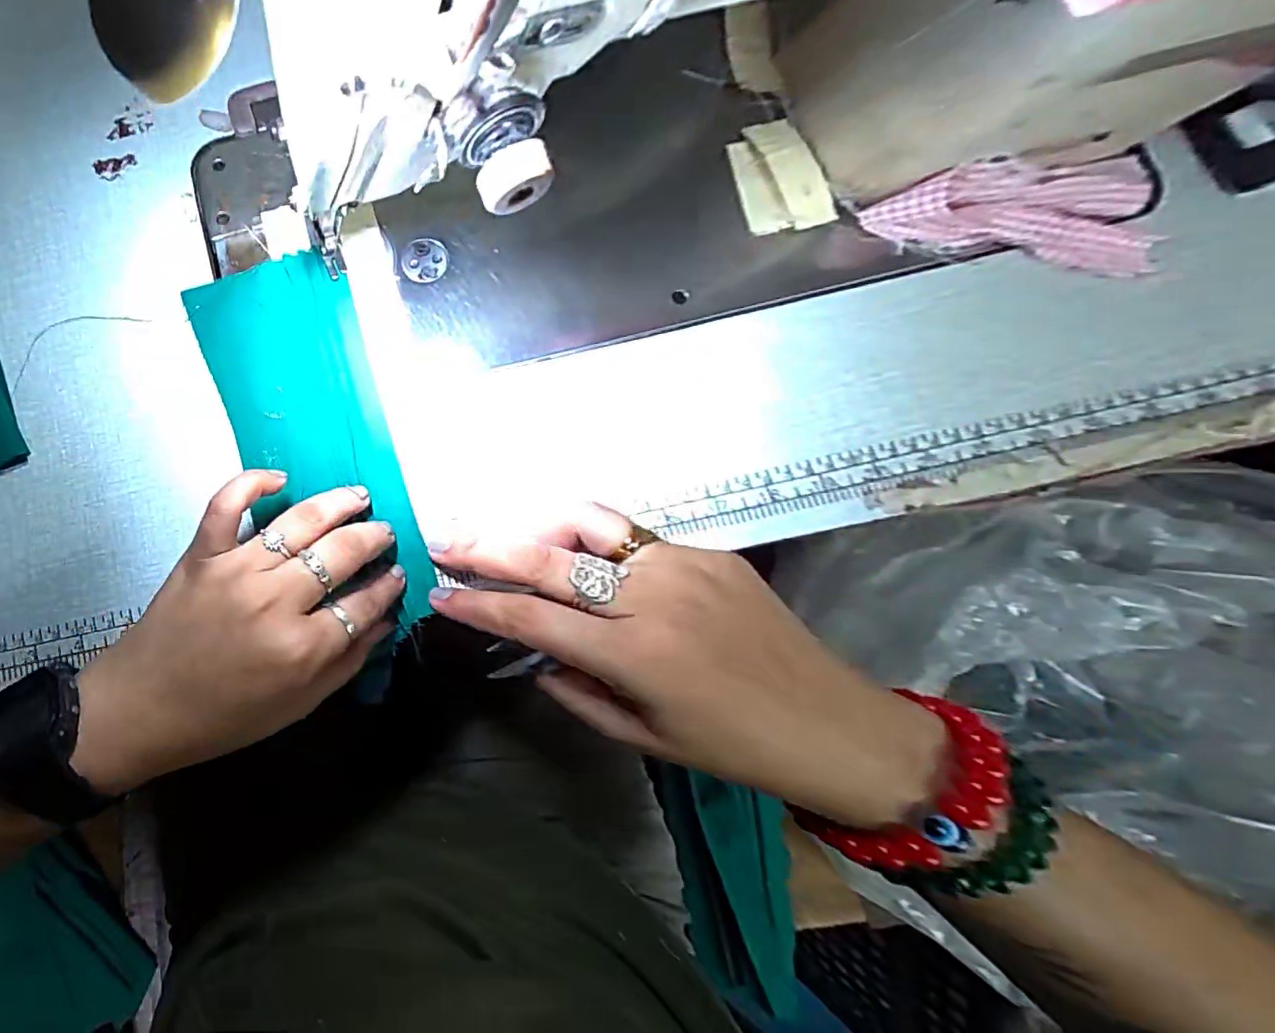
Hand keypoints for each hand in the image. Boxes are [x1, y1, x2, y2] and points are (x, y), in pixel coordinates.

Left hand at [69, 471, 405, 795]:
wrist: (143, 709)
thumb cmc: (225, 716)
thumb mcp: (298, 704)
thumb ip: (347, 663)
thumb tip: (384, 620)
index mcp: (303, 648)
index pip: (364, 603)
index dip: (389, 586)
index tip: (398, 574)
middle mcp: (275, 602)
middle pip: (341, 554)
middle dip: (374, 538)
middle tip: (384, 532)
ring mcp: (236, 571)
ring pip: (299, 523)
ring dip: (337, 504)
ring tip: (358, 496)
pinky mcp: (201, 554)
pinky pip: (227, 505)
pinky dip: (250, 483)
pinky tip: (279, 478)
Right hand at [427, 506, 946, 827]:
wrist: (834, 724)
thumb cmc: (732, 748)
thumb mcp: (640, 736)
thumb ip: (575, 691)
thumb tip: (535, 654)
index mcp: (634, 654)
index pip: (533, 617)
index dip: (479, 604)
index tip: (440, 594)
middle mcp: (653, 597)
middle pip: (549, 560)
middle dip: (486, 548)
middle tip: (444, 537)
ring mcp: (682, 564)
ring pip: (589, 526)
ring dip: (538, 527)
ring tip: (508, 535)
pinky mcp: (708, 551)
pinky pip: (632, 537)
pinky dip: (592, 541)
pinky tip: (578, 552)